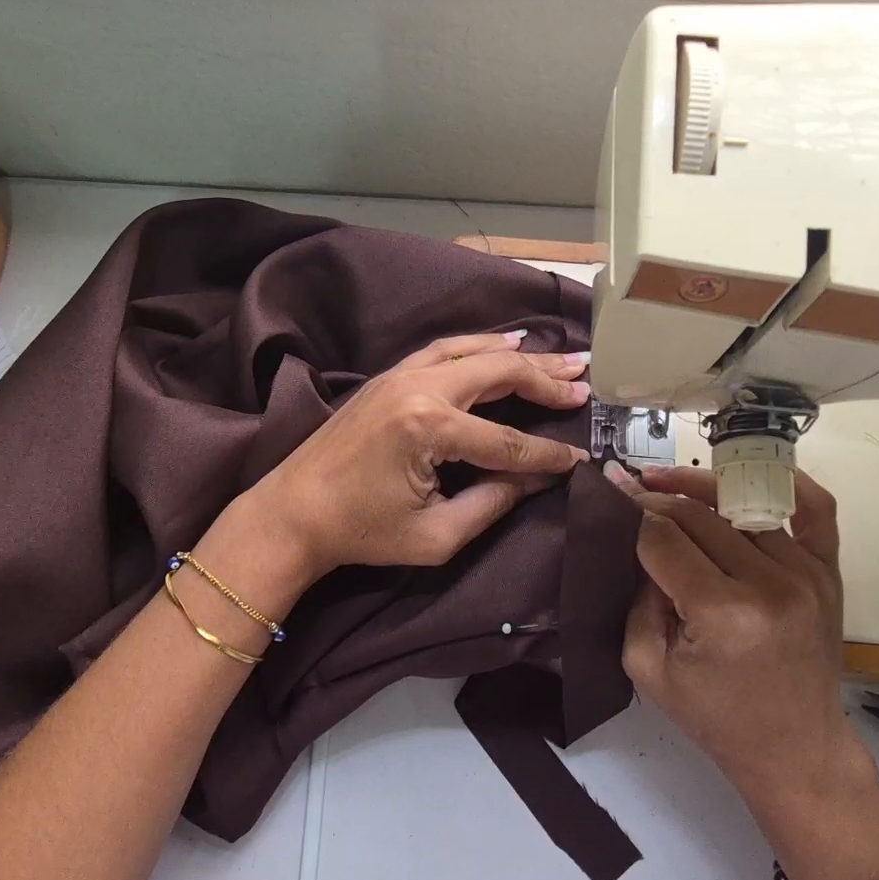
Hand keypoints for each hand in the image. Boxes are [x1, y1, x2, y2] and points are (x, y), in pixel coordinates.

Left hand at [237, 330, 589, 578]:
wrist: (292, 513)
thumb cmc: (362, 533)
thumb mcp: (436, 536)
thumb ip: (493, 502)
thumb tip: (536, 479)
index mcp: (429, 429)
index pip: (507, 441)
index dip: (547, 455)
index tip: (580, 460)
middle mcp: (417, 388)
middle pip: (499, 374)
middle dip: (546, 382)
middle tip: (586, 386)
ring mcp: (399, 375)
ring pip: (474, 352)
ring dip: (521, 356)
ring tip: (563, 359)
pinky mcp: (388, 377)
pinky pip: (444, 349)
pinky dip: (479, 345)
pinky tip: (505, 343)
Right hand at [612, 462, 867, 808]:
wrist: (794, 750)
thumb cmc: (715, 718)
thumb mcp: (647, 667)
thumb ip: (636, 601)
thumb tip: (641, 545)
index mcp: (723, 613)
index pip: (663, 538)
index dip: (631, 512)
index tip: (609, 492)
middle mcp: (771, 584)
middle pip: (699, 516)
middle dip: (656, 500)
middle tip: (628, 489)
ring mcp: (808, 574)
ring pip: (741, 507)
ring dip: (700, 490)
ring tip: (666, 482)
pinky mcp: (830, 573)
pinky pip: (815, 509)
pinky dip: (785, 482)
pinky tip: (746, 474)